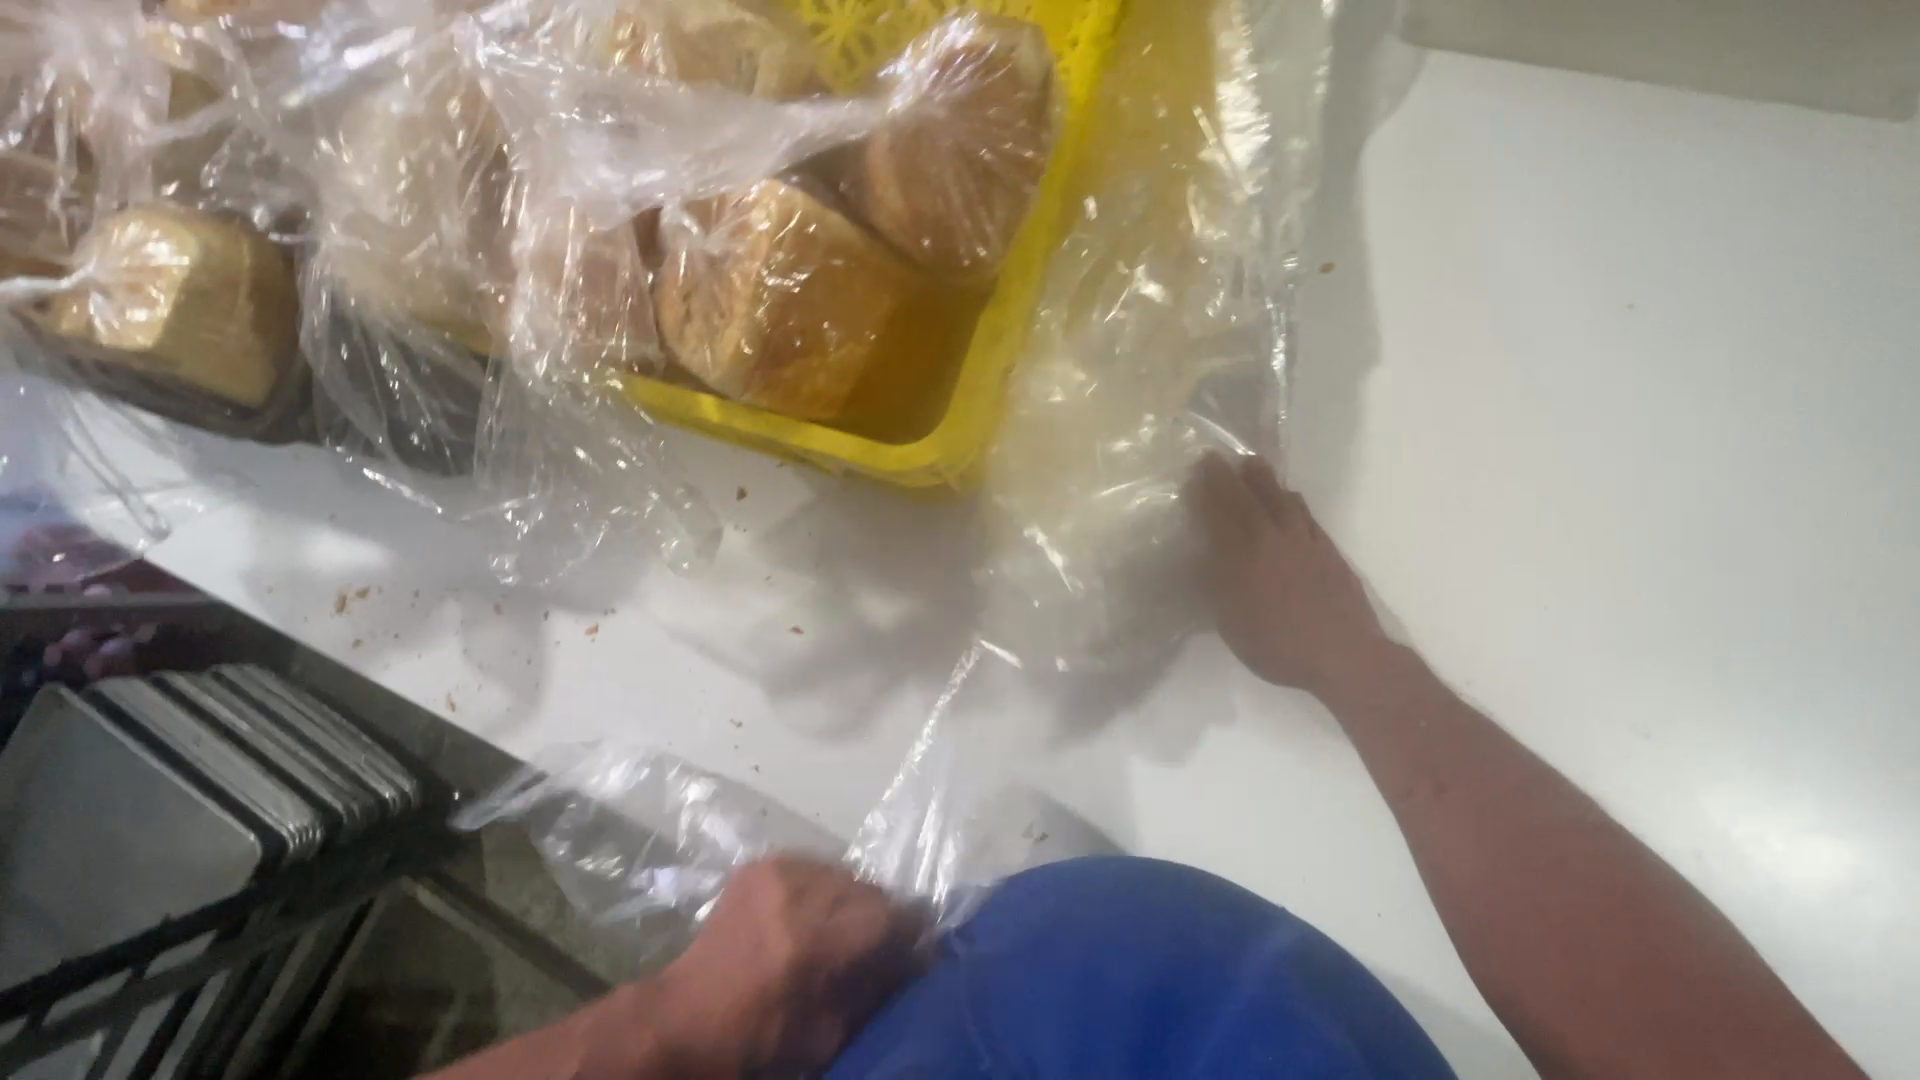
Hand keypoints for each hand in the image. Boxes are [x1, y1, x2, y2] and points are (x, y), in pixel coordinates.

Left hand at [650, 857, 924, 1075]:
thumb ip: (877, 987)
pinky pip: (814, 864)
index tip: (919, 943)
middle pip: (869, 887)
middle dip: (879, 914)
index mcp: (813, 940)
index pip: (890, 914)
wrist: (684, 1019)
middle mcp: (797, 892)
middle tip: (877, 941)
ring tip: (841, 926)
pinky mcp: (761, 863)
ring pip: (843, 872)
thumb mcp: (827, 1032)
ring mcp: (776, 871)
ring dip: (850, 897)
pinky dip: (822, 886)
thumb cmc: (758, 1040)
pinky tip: (811, 911)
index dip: (912, 929)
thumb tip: (919, 955)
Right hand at [1188, 453, 1390, 696]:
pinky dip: (1291, 501)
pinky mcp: (1328, 550)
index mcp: (1242, 558)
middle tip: (1213, 459)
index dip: (1204, 493)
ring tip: (1252, 465)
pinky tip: (1289, 499)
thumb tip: (1202, 562)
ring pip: (1280, 500)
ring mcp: (1304, 542)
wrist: (1344, 655)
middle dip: (1227, 477)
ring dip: (1263, 480)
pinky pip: (1305, 515)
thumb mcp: (1231, 625)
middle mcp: (1271, 540)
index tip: (1192, 474)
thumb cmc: (1278, 646)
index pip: (1218, 515)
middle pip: (1247, 499)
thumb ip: (1216, 589)